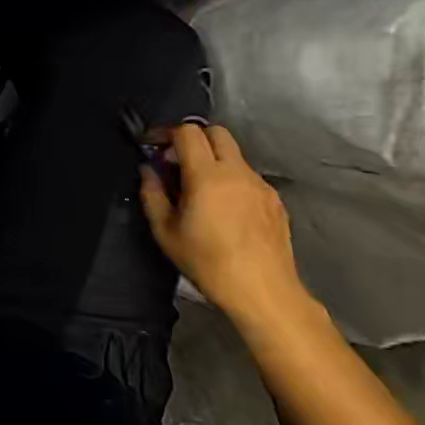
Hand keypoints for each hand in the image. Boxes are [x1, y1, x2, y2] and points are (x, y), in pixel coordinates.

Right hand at [139, 123, 308, 321]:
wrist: (264, 292)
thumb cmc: (208, 262)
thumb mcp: (165, 231)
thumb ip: (152, 193)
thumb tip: (149, 170)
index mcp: (207, 176)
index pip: (188, 132)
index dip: (166, 133)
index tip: (154, 148)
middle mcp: (237, 173)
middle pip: (216, 132)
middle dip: (193, 138)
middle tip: (177, 162)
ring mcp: (260, 185)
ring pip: (234, 155)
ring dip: (213, 160)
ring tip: (200, 190)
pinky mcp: (275, 201)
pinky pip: (248, 177)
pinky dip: (231, 180)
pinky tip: (224, 209)